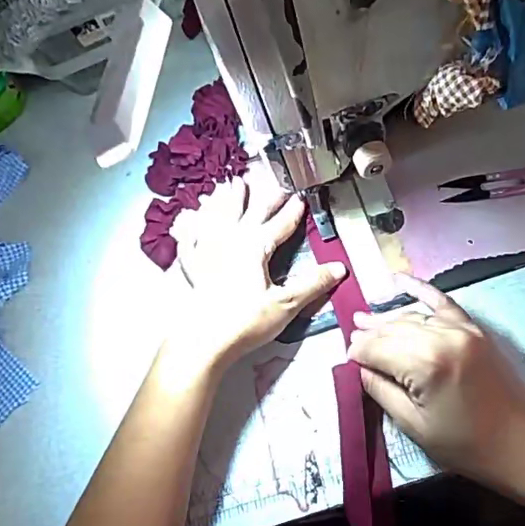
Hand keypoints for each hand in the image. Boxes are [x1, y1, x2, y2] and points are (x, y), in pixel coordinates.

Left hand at [164, 175, 345, 372]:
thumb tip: (339, 268)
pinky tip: (185, 221)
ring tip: (227, 186)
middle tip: (273, 185)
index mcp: (255, 246)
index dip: (292, 211)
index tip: (300, 198)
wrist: (205, 340)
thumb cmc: (246, 322)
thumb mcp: (286, 303)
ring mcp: (206, 251)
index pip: (279, 223)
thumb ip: (312, 283)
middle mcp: (229, 241)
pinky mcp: (192, 267)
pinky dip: (188, 227)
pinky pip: (188, 240)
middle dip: (264, 199)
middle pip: (250, 213)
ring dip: (224, 201)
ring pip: (217, 217)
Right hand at [349, 276, 524, 492]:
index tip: (349, 364)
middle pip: (391, 329)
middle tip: (353, 345)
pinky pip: (442, 302)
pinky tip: (398, 281)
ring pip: (411, 317)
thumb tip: (359, 366)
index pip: (374, 348)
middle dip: (368, 336)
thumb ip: (380, 389)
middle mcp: (442, 337)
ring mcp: (461, 329)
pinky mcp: (474, 329)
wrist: (520, 445)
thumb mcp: (412, 424)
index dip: (356, 355)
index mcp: (425, 364)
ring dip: (386, 320)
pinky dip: (420, 289)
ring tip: (364, 321)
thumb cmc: (464, 445)